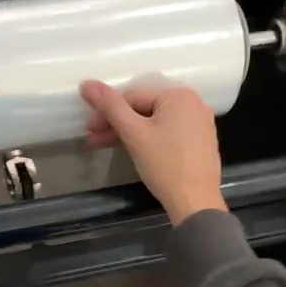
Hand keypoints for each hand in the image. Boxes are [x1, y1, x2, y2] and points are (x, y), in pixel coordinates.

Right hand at [80, 80, 226, 224]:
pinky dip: (147, 140)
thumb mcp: (134, 134)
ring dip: (128, 133)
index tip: (89, 128)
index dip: (107, 111)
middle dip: (116, 124)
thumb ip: (110, 106)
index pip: (133, 96)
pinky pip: (167, 133)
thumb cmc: (164, 165)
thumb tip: (87, 83)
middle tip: (93, 138)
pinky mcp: (199, 142)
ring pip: (154, 122)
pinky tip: (130, 149)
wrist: (195, 203)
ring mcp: (199, 123)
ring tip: (104, 146)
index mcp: (180, 95)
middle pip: (144, 109)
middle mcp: (193, 103)